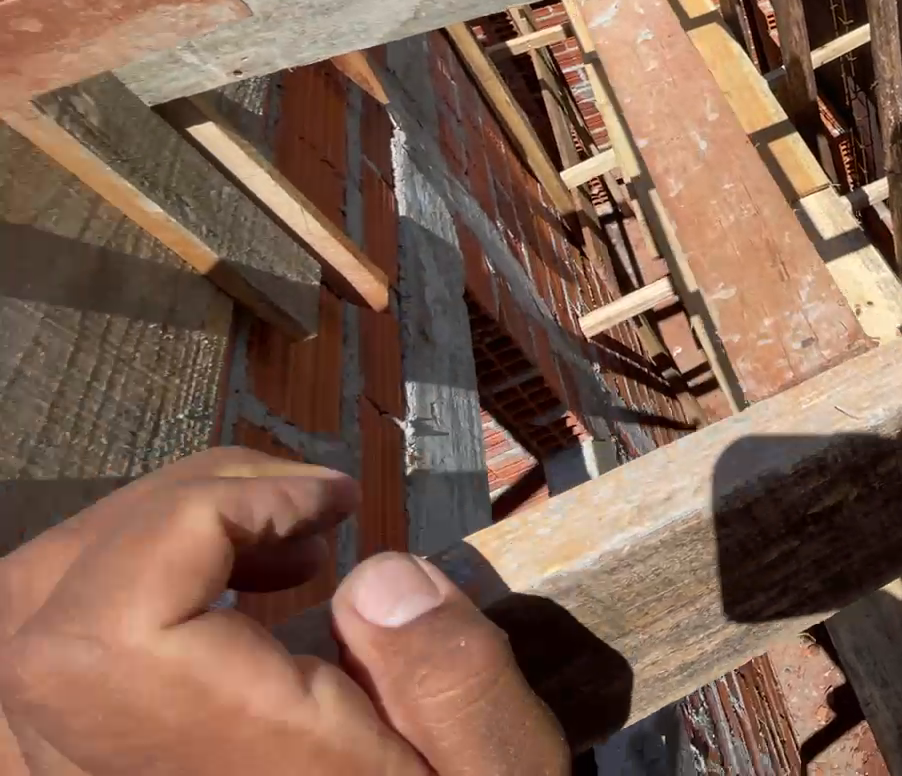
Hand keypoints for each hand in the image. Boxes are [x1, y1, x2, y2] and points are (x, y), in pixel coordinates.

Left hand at [0, 448, 567, 774]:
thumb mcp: (501, 771)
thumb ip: (453, 678)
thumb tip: (378, 574)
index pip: (95, 637)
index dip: (203, 521)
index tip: (334, 507)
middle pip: (35, 605)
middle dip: (192, 504)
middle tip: (319, 507)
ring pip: (14, 621)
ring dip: (152, 539)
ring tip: (282, 548)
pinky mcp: (73, 770)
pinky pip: (28, 664)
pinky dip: (119, 590)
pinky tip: (230, 600)